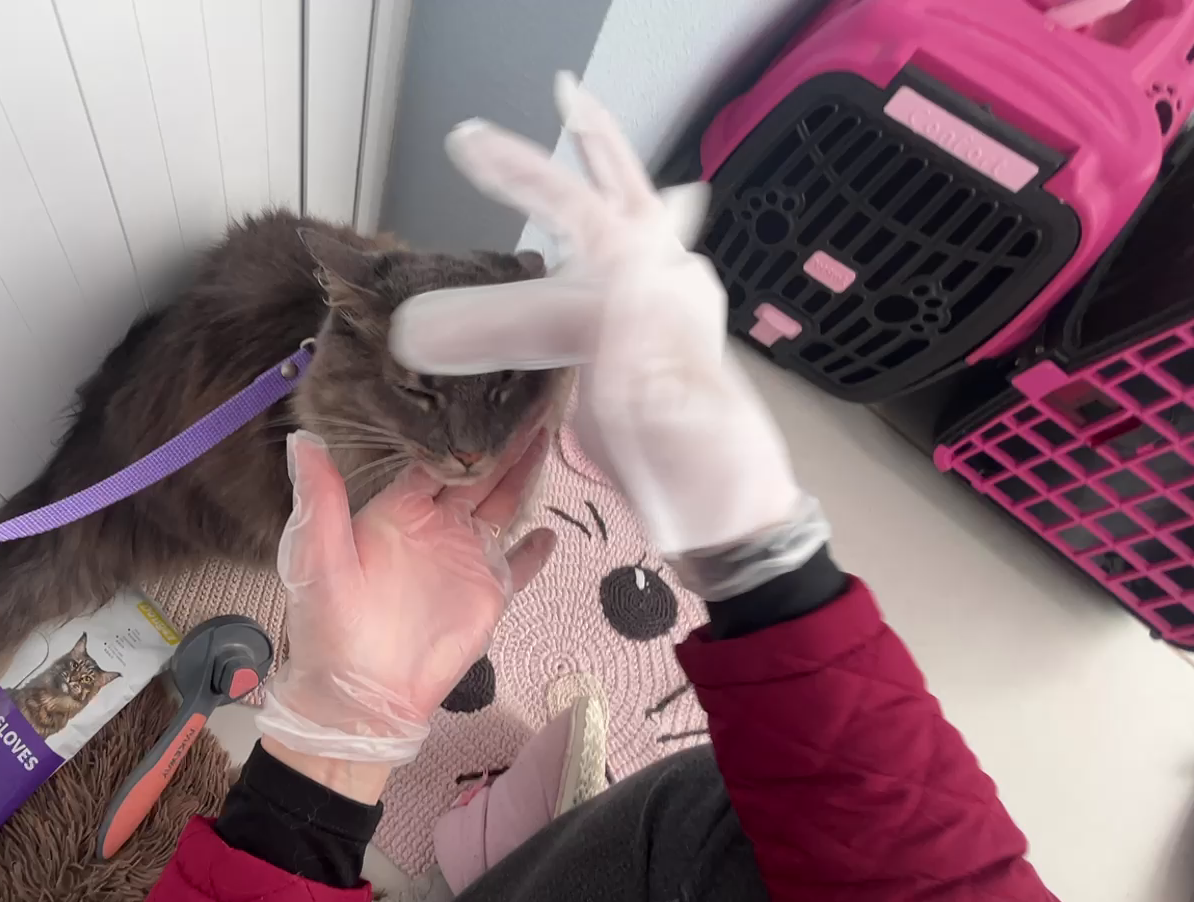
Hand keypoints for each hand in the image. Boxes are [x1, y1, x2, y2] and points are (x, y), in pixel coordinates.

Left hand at [254, 430, 555, 770]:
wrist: (360, 694)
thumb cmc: (329, 624)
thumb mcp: (316, 555)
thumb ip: (319, 497)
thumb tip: (304, 439)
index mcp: (397, 512)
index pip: (432, 460)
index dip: (456, 432)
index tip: (481, 397)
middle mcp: (435, 528)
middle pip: (476, 475)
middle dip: (502, 444)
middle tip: (532, 404)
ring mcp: (463, 560)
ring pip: (502, 509)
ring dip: (523, 479)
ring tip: (550, 442)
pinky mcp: (487, 595)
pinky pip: (517, 567)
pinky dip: (534, 552)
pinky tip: (551, 532)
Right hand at [389, 73, 803, 557]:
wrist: (726, 516)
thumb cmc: (709, 473)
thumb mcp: (680, 407)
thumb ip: (653, 328)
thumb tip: (623, 248)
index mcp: (662, 298)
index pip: (590, 216)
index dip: (528, 176)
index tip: (467, 147)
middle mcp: (658, 294)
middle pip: (620, 199)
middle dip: (585, 147)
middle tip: (562, 92)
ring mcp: (641, 323)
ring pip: (597, 247)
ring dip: (562, 204)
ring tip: (526, 170)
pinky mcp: (621, 357)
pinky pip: (577, 303)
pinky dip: (548, 279)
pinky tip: (548, 262)